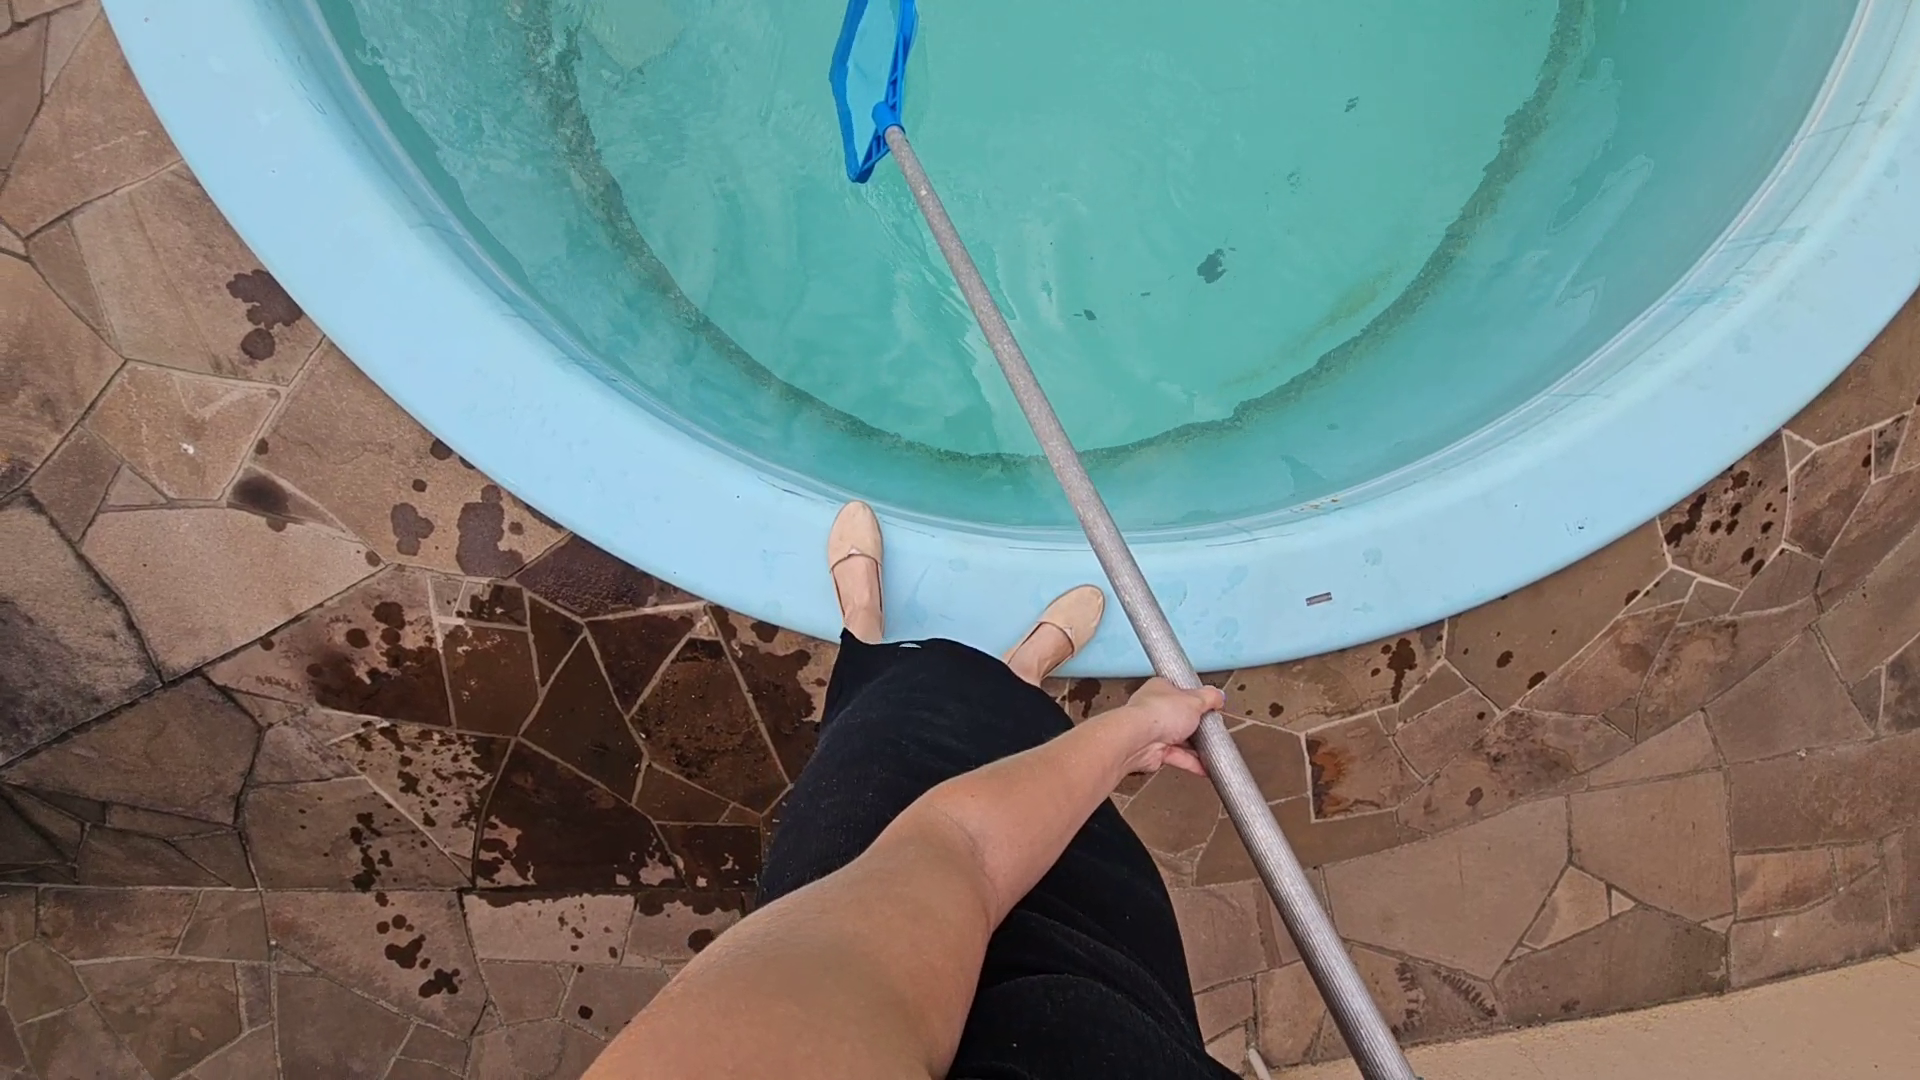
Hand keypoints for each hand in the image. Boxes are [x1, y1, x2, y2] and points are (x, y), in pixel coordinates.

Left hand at [1106, 678, 1224, 777]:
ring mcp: (1154, 731)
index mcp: (1161, 689)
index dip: (1196, 700)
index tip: (1211, 706)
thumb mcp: (1194, 700)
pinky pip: (1178, 757)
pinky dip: (1193, 763)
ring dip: (1197, 748)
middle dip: (1198, 726)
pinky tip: (1207, 767)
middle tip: (1215, 730)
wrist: (1140, 739)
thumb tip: (1218, 695)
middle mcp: (1156, 709)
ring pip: (1181, 740)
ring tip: (1215, 750)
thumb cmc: (1158, 713)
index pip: (1181, 692)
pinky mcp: (1156, 752)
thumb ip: (1209, 698)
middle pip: (1182, 718)